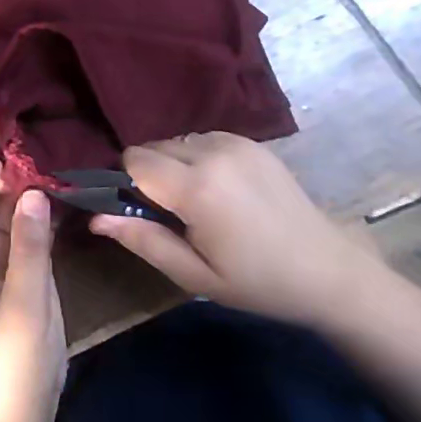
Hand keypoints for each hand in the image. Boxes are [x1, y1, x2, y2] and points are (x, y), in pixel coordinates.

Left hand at [0, 159, 66, 421]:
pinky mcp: (21, 264)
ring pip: (3, 209)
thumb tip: (35, 192)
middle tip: (36, 164)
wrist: (26, 406)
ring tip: (51, 171)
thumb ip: (29, 248)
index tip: (1, 166)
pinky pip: (26, 226)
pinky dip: (39, 210)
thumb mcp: (23, 306)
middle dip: (0, 180)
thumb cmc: (12, 362)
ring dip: (23, 190)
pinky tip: (60, 195)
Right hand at [89, 132, 387, 329]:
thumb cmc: (257, 282)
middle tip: (174, 214)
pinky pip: (203, 139)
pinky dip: (198, 158)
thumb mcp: (195, 275)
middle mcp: (213, 151)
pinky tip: (221, 190)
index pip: (134, 160)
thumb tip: (94, 218)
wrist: (326, 269)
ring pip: (177, 141)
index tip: (142, 213)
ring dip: (174, 165)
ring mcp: (235, 142)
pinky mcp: (251, 141)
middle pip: (153, 146)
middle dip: (150, 175)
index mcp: (197, 187)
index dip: (127, 184)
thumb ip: (143, 241)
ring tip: (200, 203)